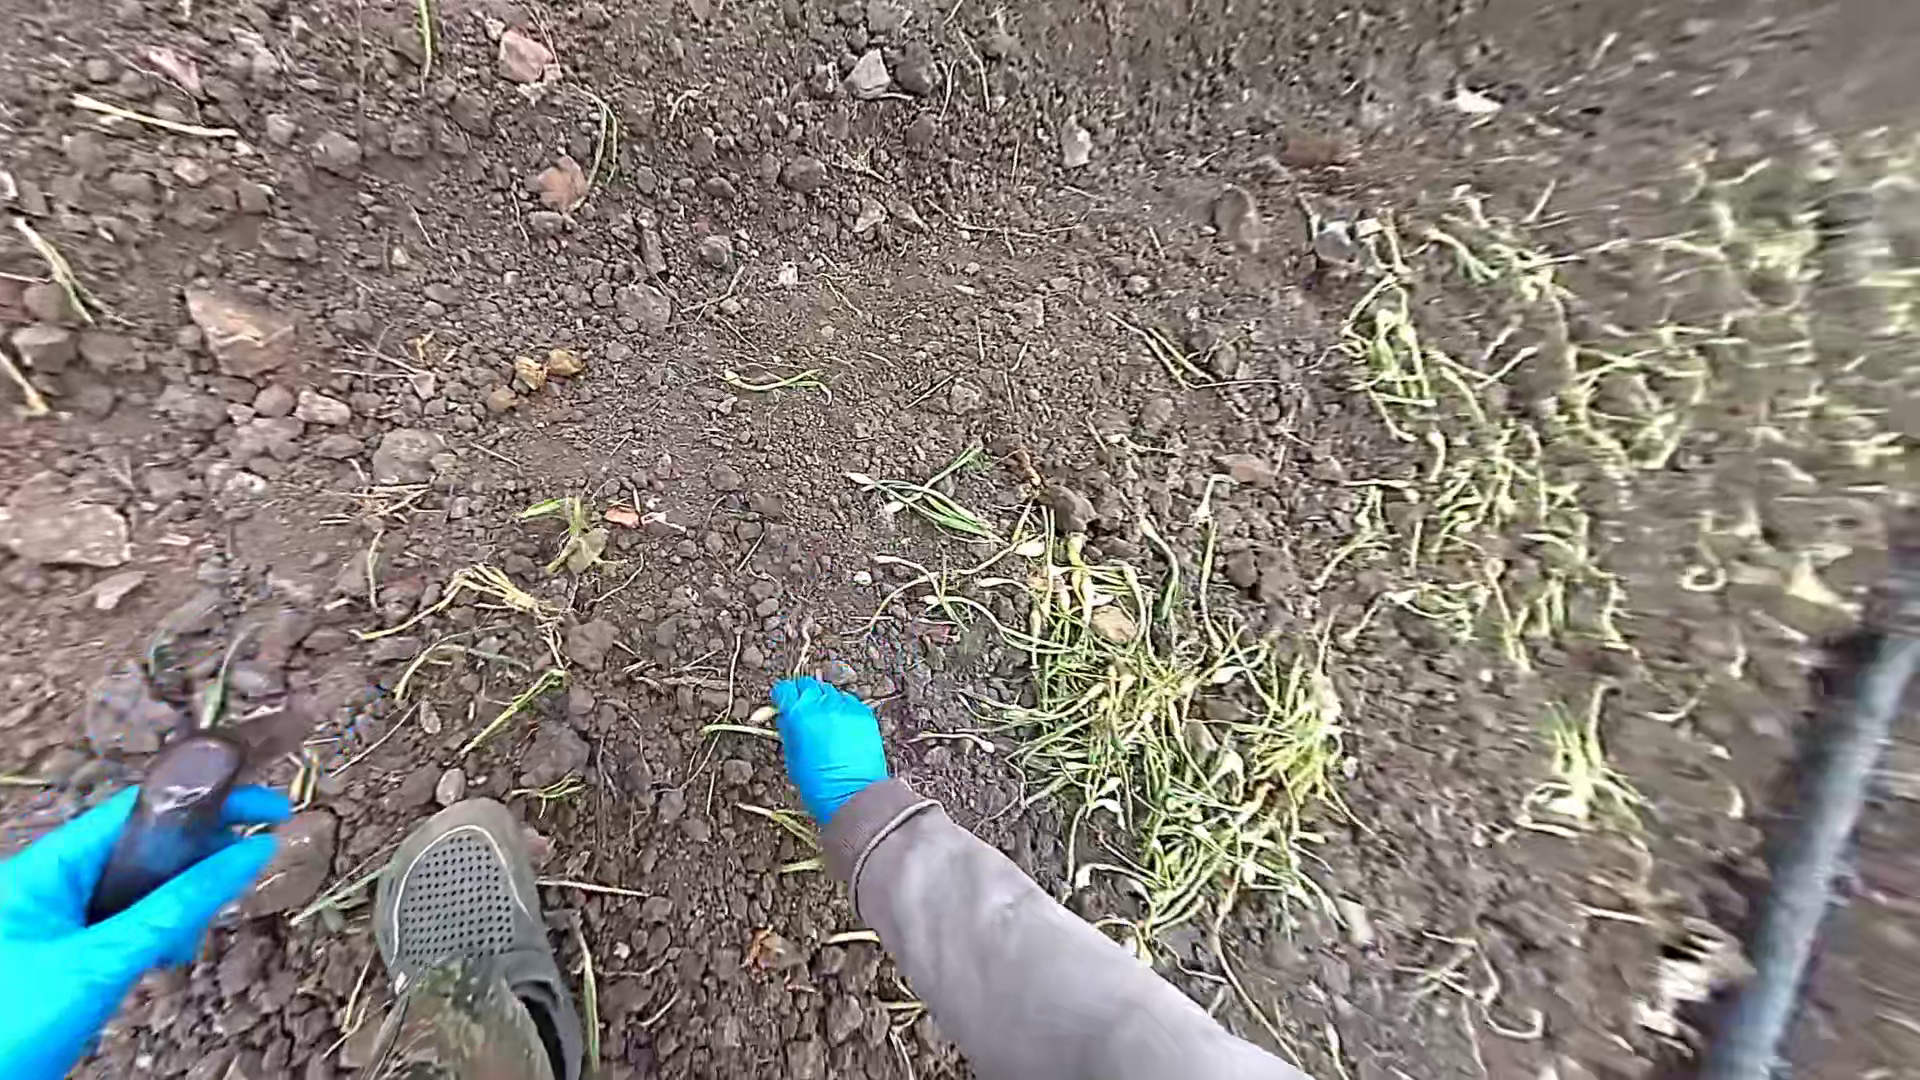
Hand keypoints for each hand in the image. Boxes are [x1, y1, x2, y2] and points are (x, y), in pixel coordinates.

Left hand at [0, 785, 289, 1079]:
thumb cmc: (6, 1028)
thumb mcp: (106, 960)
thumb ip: (186, 900)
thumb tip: (263, 846)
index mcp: (42, 871)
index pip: (143, 807)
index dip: (213, 799)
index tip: (273, 812)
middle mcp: (47, 883)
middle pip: (150, 843)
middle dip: (205, 859)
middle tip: (243, 876)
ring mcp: (52, 917)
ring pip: (147, 881)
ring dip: (188, 899)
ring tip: (193, 933)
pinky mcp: (63, 945)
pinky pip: (133, 913)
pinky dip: (166, 924)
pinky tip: (170, 949)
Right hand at [771, 677, 887, 823]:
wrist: (854, 794)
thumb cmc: (820, 784)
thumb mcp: (792, 758)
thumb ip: (788, 730)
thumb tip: (785, 716)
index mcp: (801, 714)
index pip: (785, 690)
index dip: (781, 696)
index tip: (781, 702)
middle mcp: (824, 704)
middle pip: (809, 685)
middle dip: (803, 695)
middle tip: (803, 711)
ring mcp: (846, 707)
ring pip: (830, 692)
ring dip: (824, 702)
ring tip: (824, 723)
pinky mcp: (864, 713)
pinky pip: (849, 703)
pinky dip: (843, 710)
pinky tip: (841, 728)